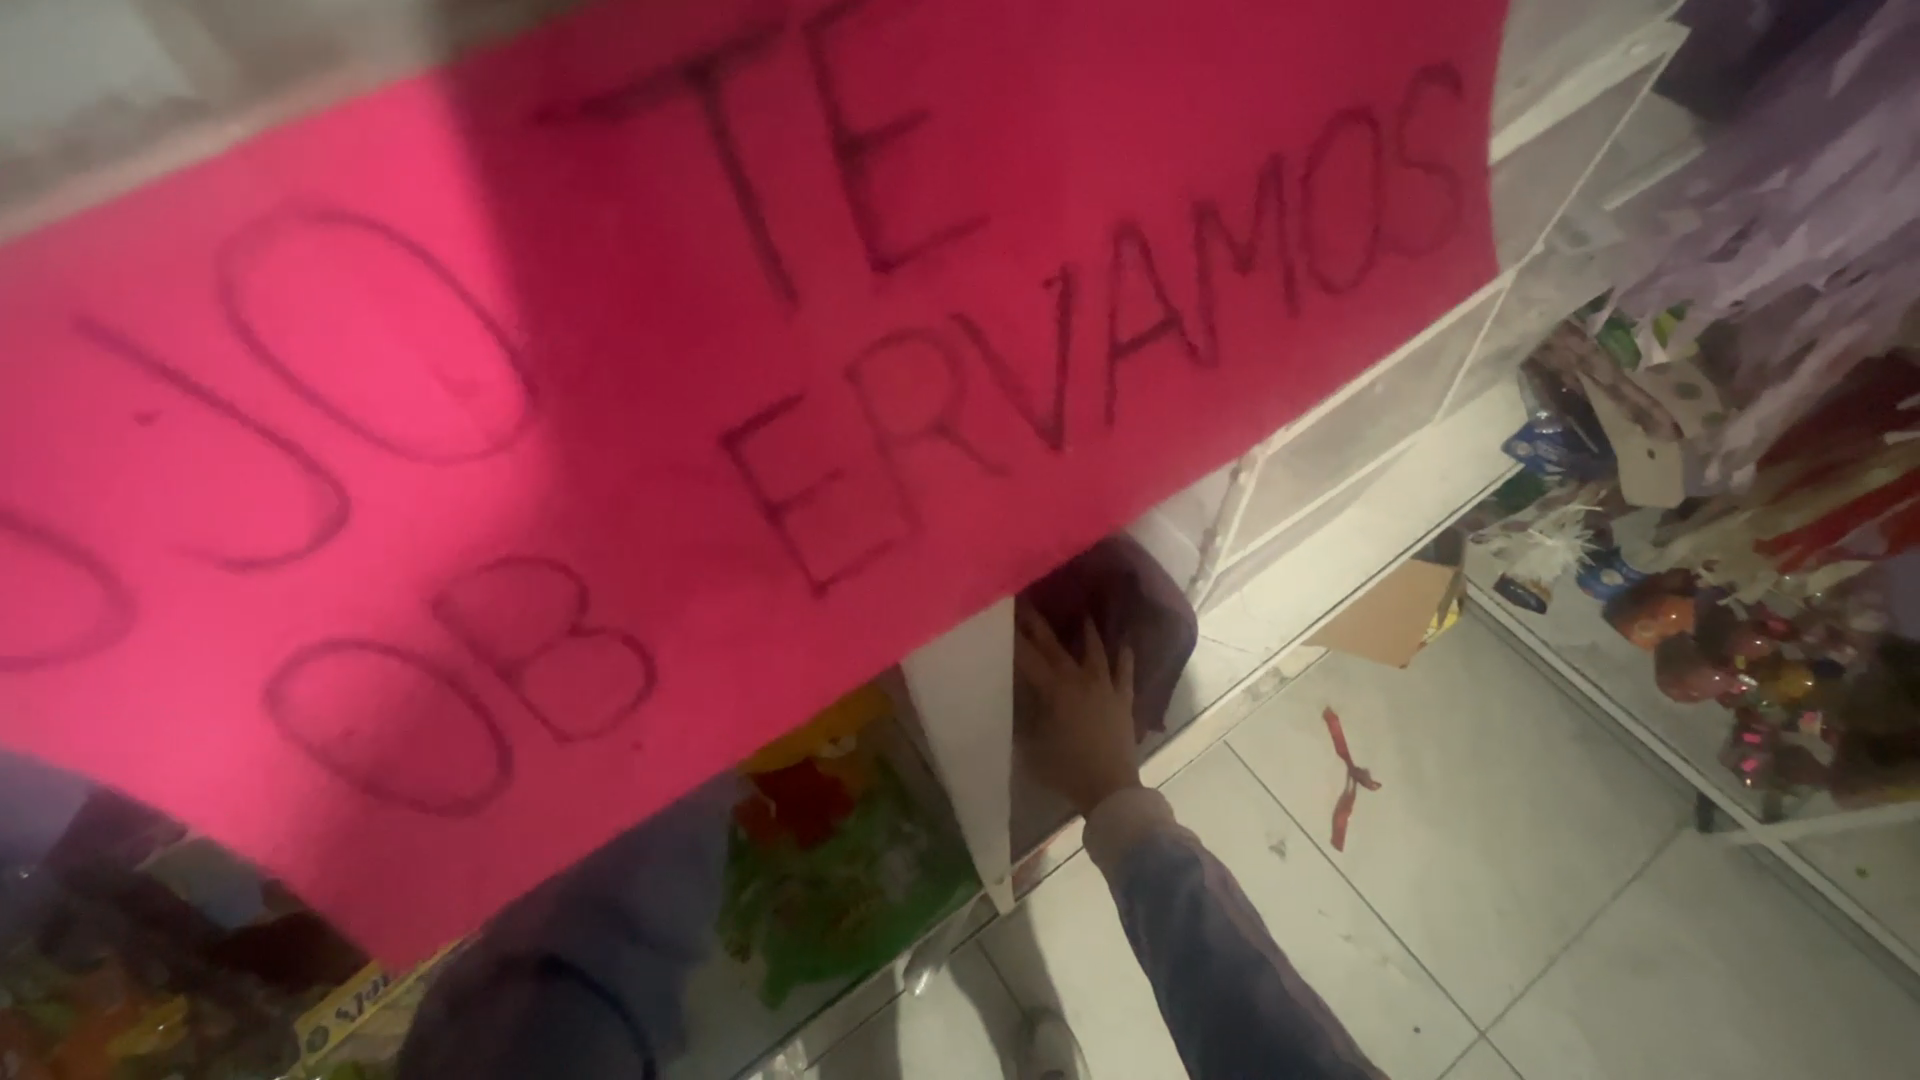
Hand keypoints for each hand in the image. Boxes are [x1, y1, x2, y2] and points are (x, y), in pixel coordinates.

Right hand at [1015, 604, 1141, 814]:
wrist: (1110, 789)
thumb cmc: (1066, 770)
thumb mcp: (1032, 746)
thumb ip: (1023, 719)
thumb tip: (1015, 702)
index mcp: (1053, 690)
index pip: (1027, 656)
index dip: (1014, 636)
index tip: (1003, 615)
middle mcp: (1079, 680)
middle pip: (1055, 646)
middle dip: (1038, 625)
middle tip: (1027, 603)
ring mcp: (1105, 687)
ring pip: (1094, 651)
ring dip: (1087, 632)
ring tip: (1083, 615)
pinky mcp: (1123, 699)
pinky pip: (1124, 672)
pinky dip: (1124, 657)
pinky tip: (1125, 645)